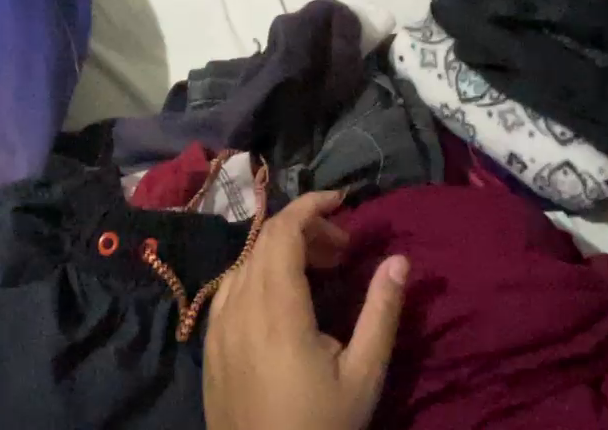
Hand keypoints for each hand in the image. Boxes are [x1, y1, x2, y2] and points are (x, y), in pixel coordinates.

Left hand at [204, 191, 408, 429]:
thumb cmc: (322, 428)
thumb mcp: (364, 375)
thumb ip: (382, 311)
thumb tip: (399, 258)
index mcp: (277, 310)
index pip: (284, 231)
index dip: (311, 204)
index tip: (342, 200)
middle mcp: (239, 307)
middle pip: (266, 239)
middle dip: (305, 227)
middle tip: (342, 248)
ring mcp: (217, 326)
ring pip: (246, 260)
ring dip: (282, 249)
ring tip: (318, 270)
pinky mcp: (209, 344)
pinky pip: (230, 287)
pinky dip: (258, 272)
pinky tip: (281, 297)